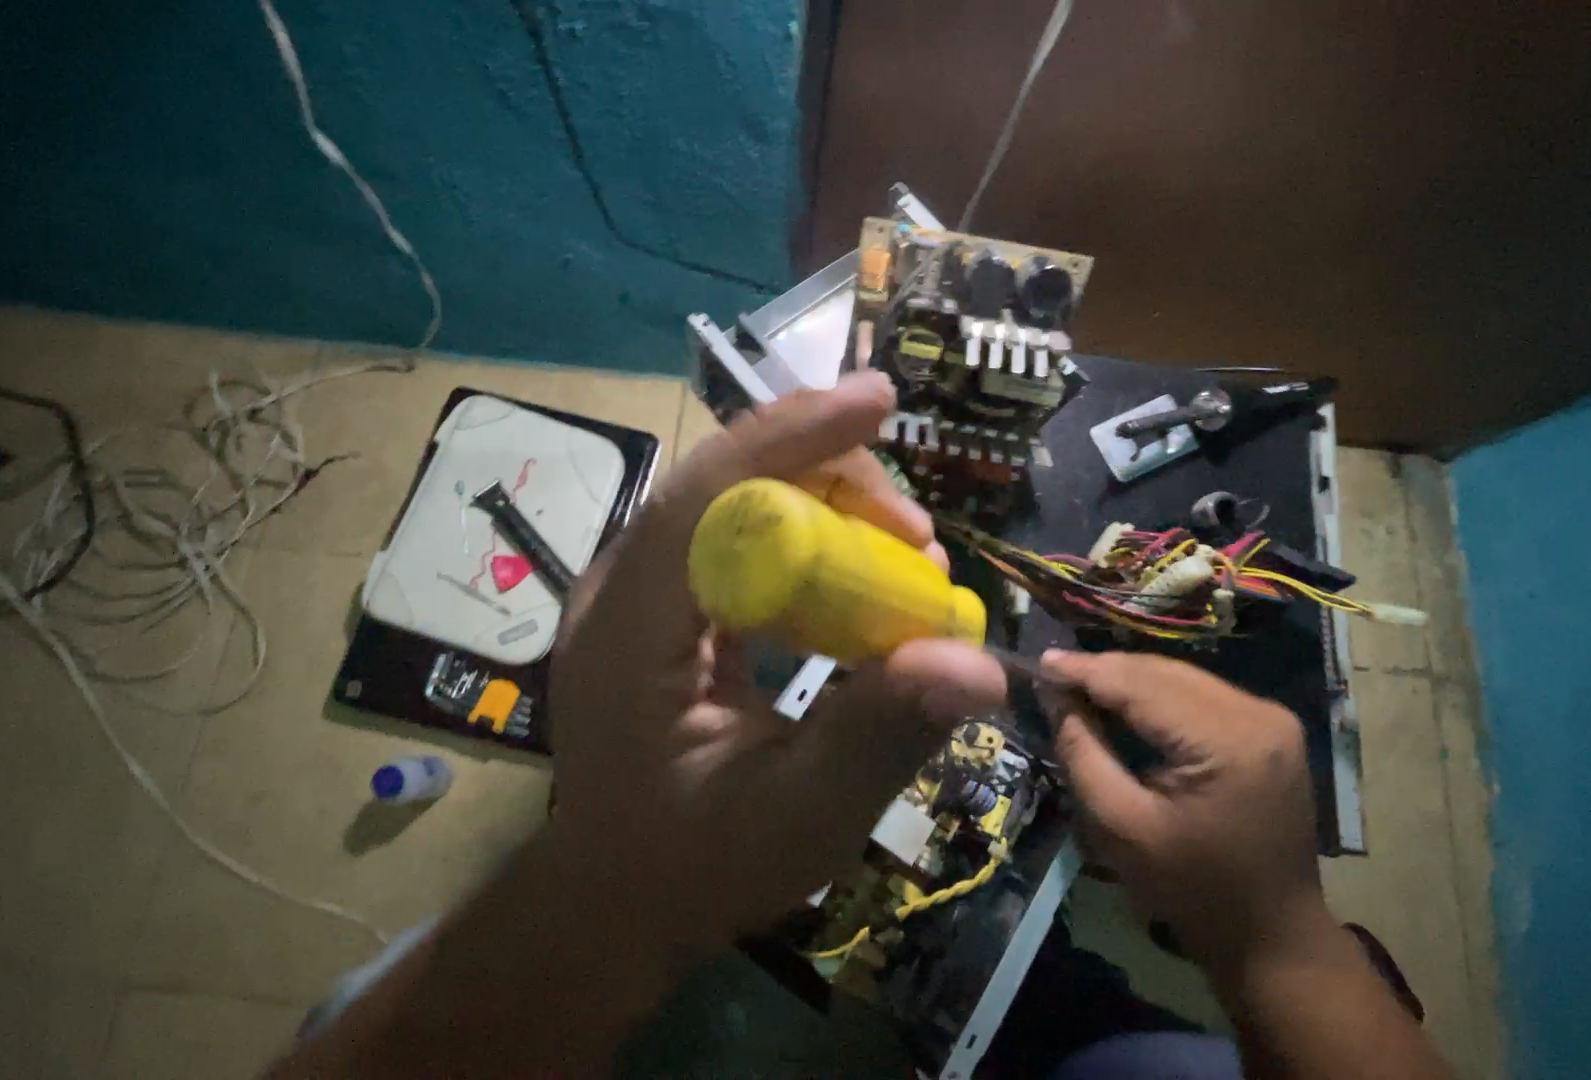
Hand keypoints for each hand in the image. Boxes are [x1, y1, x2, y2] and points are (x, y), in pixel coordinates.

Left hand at [547, 373, 1007, 956]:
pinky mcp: (658, 610)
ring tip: (905, 556)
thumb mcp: (795, 822)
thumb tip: (977, 663)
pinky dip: (803, 542)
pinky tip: (856, 575)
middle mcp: (618, 591)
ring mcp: (633, 597)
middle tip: (920, 538)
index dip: (791, 436)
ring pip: (731, 505)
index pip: (705, 495)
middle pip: (723, 485)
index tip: (878, 398)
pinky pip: (733, 543)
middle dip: (828, 479)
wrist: (613, 899)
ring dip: (823, 507)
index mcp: (628, 630)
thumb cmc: (693, 868)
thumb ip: (876, 739)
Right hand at [1038, 649, 1329, 974]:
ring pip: (1178, 676)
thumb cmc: (1190, 888)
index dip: (1085, 670)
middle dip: (1103, 670)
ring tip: (1075, 684)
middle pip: (1161, 673)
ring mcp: (1269, 717)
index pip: (1141, 685)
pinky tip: (1119, 699)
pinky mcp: (1269, 727)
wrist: (1270, 933)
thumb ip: (1081, 751)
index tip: (1037, 663)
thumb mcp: (1119, 824)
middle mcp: (1257, 714)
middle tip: (1050, 674)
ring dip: (1126, 678)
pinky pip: (1197, 693)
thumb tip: (1053, 694)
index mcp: (1227, 741)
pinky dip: (1153, 693)